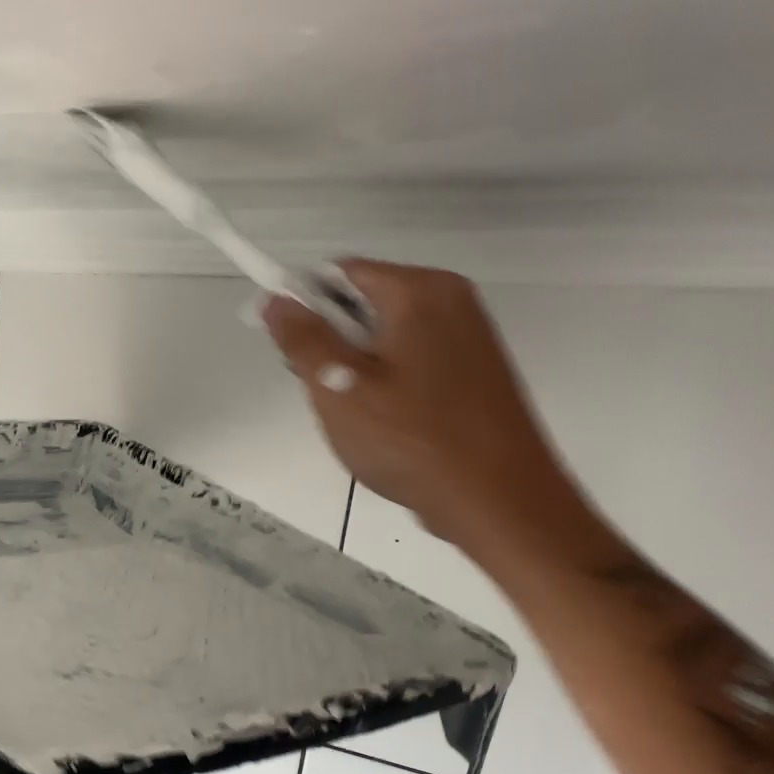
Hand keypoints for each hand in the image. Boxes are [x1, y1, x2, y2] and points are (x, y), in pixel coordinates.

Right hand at [261, 258, 586, 551]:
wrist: (497, 501)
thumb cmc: (411, 439)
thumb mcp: (338, 386)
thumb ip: (303, 337)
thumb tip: (276, 299)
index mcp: (421, 292)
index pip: (342, 272)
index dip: (302, 302)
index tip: (283, 345)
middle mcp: (451, 302)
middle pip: (363, 303)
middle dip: (330, 341)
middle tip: (322, 391)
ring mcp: (468, 338)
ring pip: (383, 337)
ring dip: (354, 368)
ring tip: (354, 414)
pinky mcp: (473, 373)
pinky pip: (409, 361)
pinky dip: (384, 384)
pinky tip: (383, 425)